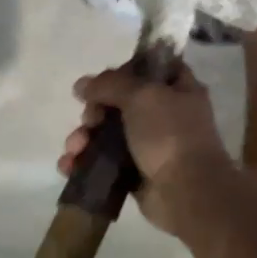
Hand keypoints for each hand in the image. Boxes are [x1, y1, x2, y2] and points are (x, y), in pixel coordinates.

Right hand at [63, 59, 232, 232]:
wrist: (186, 190)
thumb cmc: (170, 134)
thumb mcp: (143, 96)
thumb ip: (111, 84)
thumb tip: (83, 84)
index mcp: (181, 88)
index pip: (153, 68)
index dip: (127, 70)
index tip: (104, 80)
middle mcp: (169, 113)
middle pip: (122, 101)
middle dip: (96, 110)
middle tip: (90, 119)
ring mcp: (152, 144)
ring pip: (109, 132)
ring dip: (85, 137)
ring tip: (76, 148)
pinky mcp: (136, 172)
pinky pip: (105, 162)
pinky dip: (85, 162)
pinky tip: (70, 166)